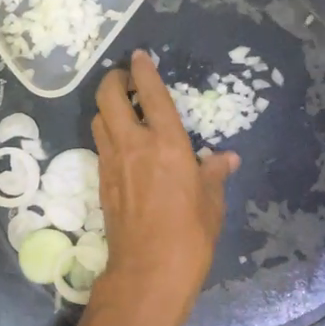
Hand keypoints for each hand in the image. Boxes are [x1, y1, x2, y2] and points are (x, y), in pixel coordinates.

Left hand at [89, 51, 238, 325]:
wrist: (149, 270)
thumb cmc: (190, 234)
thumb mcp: (212, 201)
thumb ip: (214, 173)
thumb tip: (226, 158)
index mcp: (167, 143)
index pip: (150, 93)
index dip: (142, 70)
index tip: (138, 56)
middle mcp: (133, 144)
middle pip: (108, 97)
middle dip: (112, 80)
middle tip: (124, 79)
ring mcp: (112, 163)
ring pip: (98, 120)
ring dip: (106, 108)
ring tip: (122, 109)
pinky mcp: (101, 182)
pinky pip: (100, 146)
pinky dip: (107, 135)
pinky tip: (122, 145)